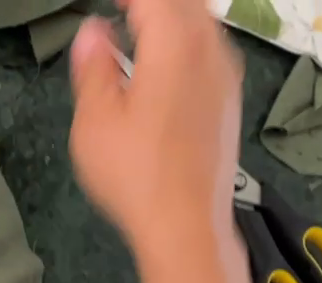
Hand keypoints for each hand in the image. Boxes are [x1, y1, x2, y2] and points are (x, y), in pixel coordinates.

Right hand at [67, 0, 243, 260]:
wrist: (185, 223)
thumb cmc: (133, 173)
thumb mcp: (95, 123)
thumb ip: (93, 70)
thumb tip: (92, 32)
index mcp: (172, 43)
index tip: (105, 5)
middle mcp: (208, 47)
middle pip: (185, 3)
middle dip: (153, 3)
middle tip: (124, 10)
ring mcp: (225, 74)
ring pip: (203, 23)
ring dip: (174, 18)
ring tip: (143, 29)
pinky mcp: (229, 101)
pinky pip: (211, 49)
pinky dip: (188, 42)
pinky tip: (169, 66)